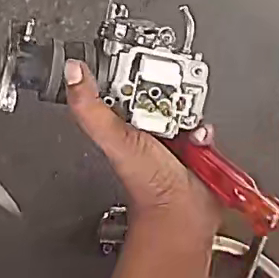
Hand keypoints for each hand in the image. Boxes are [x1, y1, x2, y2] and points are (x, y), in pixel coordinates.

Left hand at [64, 60, 219, 236]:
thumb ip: (89, 108)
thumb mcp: (113, 138)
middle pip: (163, 92)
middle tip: (170, 107)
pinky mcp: (196, 147)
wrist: (180, 213)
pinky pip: (204, 127)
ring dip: (191, 113)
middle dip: (173, 94)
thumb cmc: (145, 184)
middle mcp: (147, 127)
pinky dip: (205, 131)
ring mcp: (173, 137)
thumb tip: (72, 72)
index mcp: (122, 121)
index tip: (146, 64)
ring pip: (186, 108)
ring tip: (185, 126)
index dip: (137, 71)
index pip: (127, 83)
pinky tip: (199, 140)